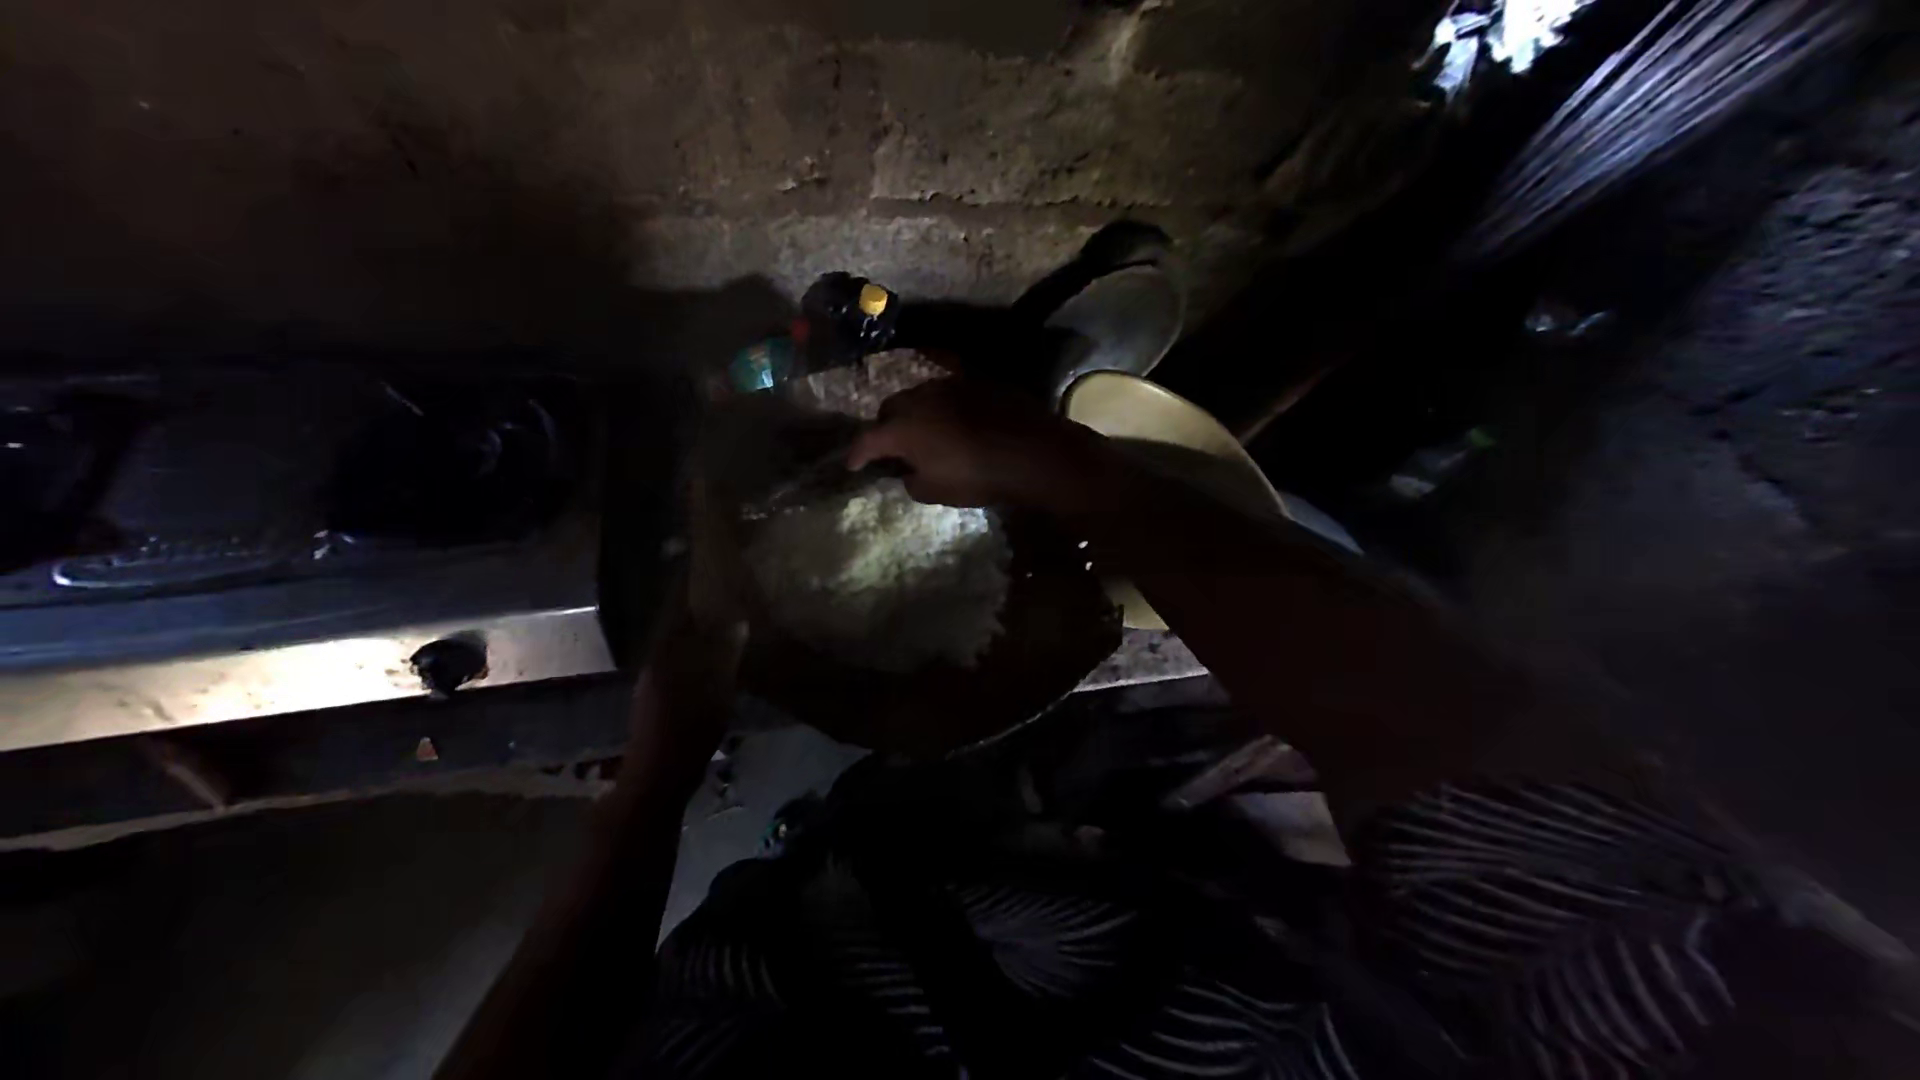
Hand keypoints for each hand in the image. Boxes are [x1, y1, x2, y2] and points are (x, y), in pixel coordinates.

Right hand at [846, 378, 1106, 507]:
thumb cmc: (977, 476)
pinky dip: (941, 405)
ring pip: (917, 396)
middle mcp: (917, 399)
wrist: (1030, 450)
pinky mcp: (974, 381)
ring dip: (913, 414)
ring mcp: (946, 384)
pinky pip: (946, 391)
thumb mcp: (935, 491)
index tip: (852, 465)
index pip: (866, 440)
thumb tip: (908, 470)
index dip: (856, 455)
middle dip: (885, 428)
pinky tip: (950, 416)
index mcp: (901, 428)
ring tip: (923, 432)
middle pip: (889, 410)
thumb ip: (911, 480)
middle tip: (891, 447)